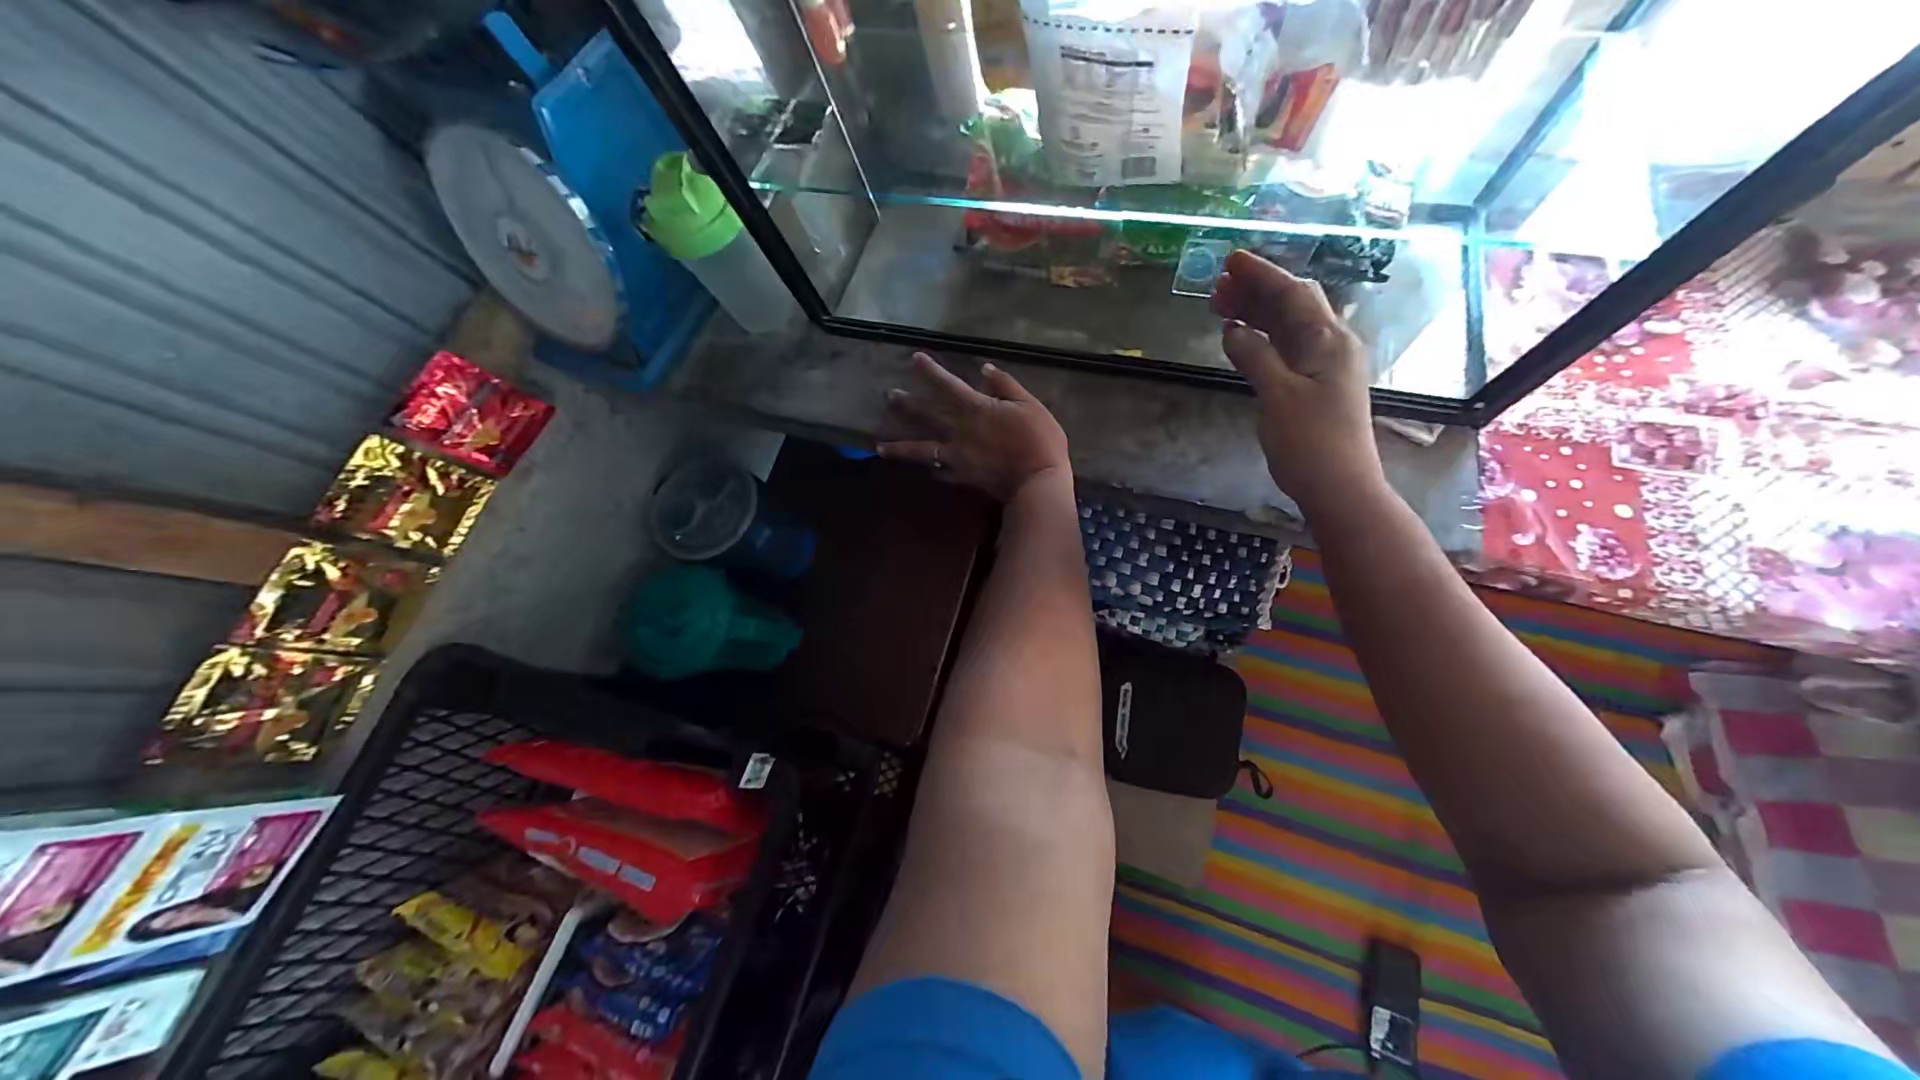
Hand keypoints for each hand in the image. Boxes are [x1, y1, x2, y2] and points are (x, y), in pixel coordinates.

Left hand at [878, 352, 1070, 501]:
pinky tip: (925, 469)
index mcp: (975, 408)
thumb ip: (1005, 385)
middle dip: (906, 405)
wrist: (1036, 483)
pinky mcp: (961, 477)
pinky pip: (940, 471)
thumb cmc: (1039, 440)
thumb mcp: (1029, 404)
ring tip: (880, 447)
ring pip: (921, 451)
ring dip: (900, 448)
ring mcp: (956, 456)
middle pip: (926, 416)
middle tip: (889, 397)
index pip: (946, 384)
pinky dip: (932, 469)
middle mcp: (958, 431)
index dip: (929, 371)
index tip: (914, 359)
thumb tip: (985, 368)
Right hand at [1211, 250, 1383, 511]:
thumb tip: (1233, 330)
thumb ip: (1255, 357)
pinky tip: (1241, 339)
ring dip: (1258, 313)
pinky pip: (1286, 349)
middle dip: (1257, 290)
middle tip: (1218, 284)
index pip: (1293, 294)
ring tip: (1222, 305)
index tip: (1230, 260)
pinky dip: (1262, 339)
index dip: (1262, 274)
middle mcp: (1331, 346)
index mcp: (1329, 341)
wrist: (1339, 488)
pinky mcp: (1314, 387)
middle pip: (1293, 305)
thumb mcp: (1278, 396)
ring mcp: (1324, 367)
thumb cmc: (1310, 443)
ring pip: (1289, 327)